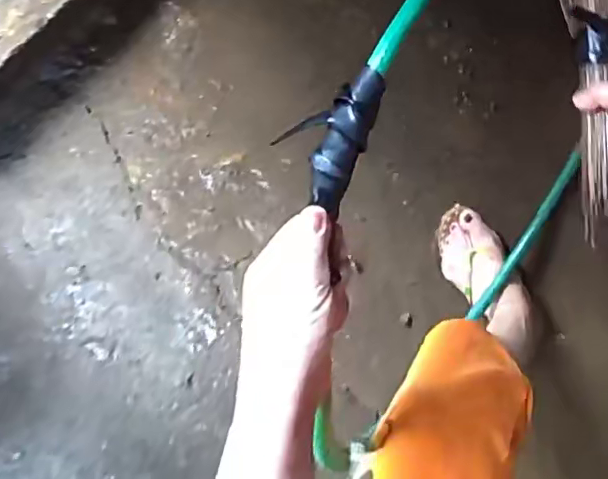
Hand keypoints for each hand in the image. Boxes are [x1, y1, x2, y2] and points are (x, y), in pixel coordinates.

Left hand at [239, 206, 347, 395]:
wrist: (286, 397)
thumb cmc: (294, 338)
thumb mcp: (308, 279)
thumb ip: (313, 240)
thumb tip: (318, 208)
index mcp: (270, 261)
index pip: (305, 223)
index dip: (327, 233)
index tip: (335, 251)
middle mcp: (276, 276)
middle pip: (318, 247)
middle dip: (334, 263)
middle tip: (332, 284)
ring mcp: (287, 300)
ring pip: (326, 273)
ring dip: (337, 288)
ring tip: (331, 310)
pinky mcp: (300, 321)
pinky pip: (326, 297)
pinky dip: (334, 306)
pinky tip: (330, 323)